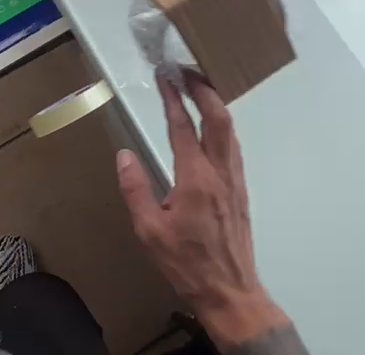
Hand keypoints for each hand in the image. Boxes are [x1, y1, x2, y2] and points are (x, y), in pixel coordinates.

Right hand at [116, 72, 290, 346]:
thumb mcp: (149, 230)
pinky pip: (233, 146)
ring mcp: (235, 181)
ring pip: (231, 130)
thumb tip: (124, 154)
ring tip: (199, 86)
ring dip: (215, 103)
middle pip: (219, 118)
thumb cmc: (186, 264)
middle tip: (187, 69)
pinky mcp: (241, 190)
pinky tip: (213, 123)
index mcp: (196, 179)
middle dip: (204, 89)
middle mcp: (220, 173)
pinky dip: (222, 124)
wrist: (232, 295)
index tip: (165, 75)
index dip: (173, 97)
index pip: (183, 127)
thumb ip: (136, 189)